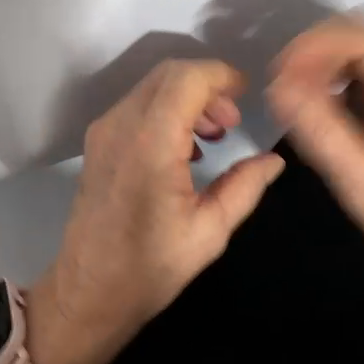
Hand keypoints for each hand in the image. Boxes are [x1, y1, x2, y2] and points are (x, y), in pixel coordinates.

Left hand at [25, 60, 284, 363]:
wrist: (89, 288)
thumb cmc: (151, 267)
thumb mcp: (209, 232)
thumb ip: (244, 187)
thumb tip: (273, 160)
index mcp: (151, 143)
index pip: (186, 79)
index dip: (219, 75)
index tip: (246, 92)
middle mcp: (122, 124)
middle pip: (168, 75)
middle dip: (206, 85)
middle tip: (232, 121)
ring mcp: (104, 128)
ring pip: (151, 87)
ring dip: (186, 97)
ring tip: (214, 135)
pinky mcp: (97, 138)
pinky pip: (137, 104)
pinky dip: (165, 109)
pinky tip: (185, 147)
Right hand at [265, 17, 363, 292]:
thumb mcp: (362, 183)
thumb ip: (321, 132)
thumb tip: (275, 86)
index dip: (318, 47)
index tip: (280, 70)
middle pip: (360, 34)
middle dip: (314, 50)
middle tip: (280, 80)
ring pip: (353, 44)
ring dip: (316, 59)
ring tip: (288, 88)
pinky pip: (352, 63)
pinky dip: (323, 72)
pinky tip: (307, 97)